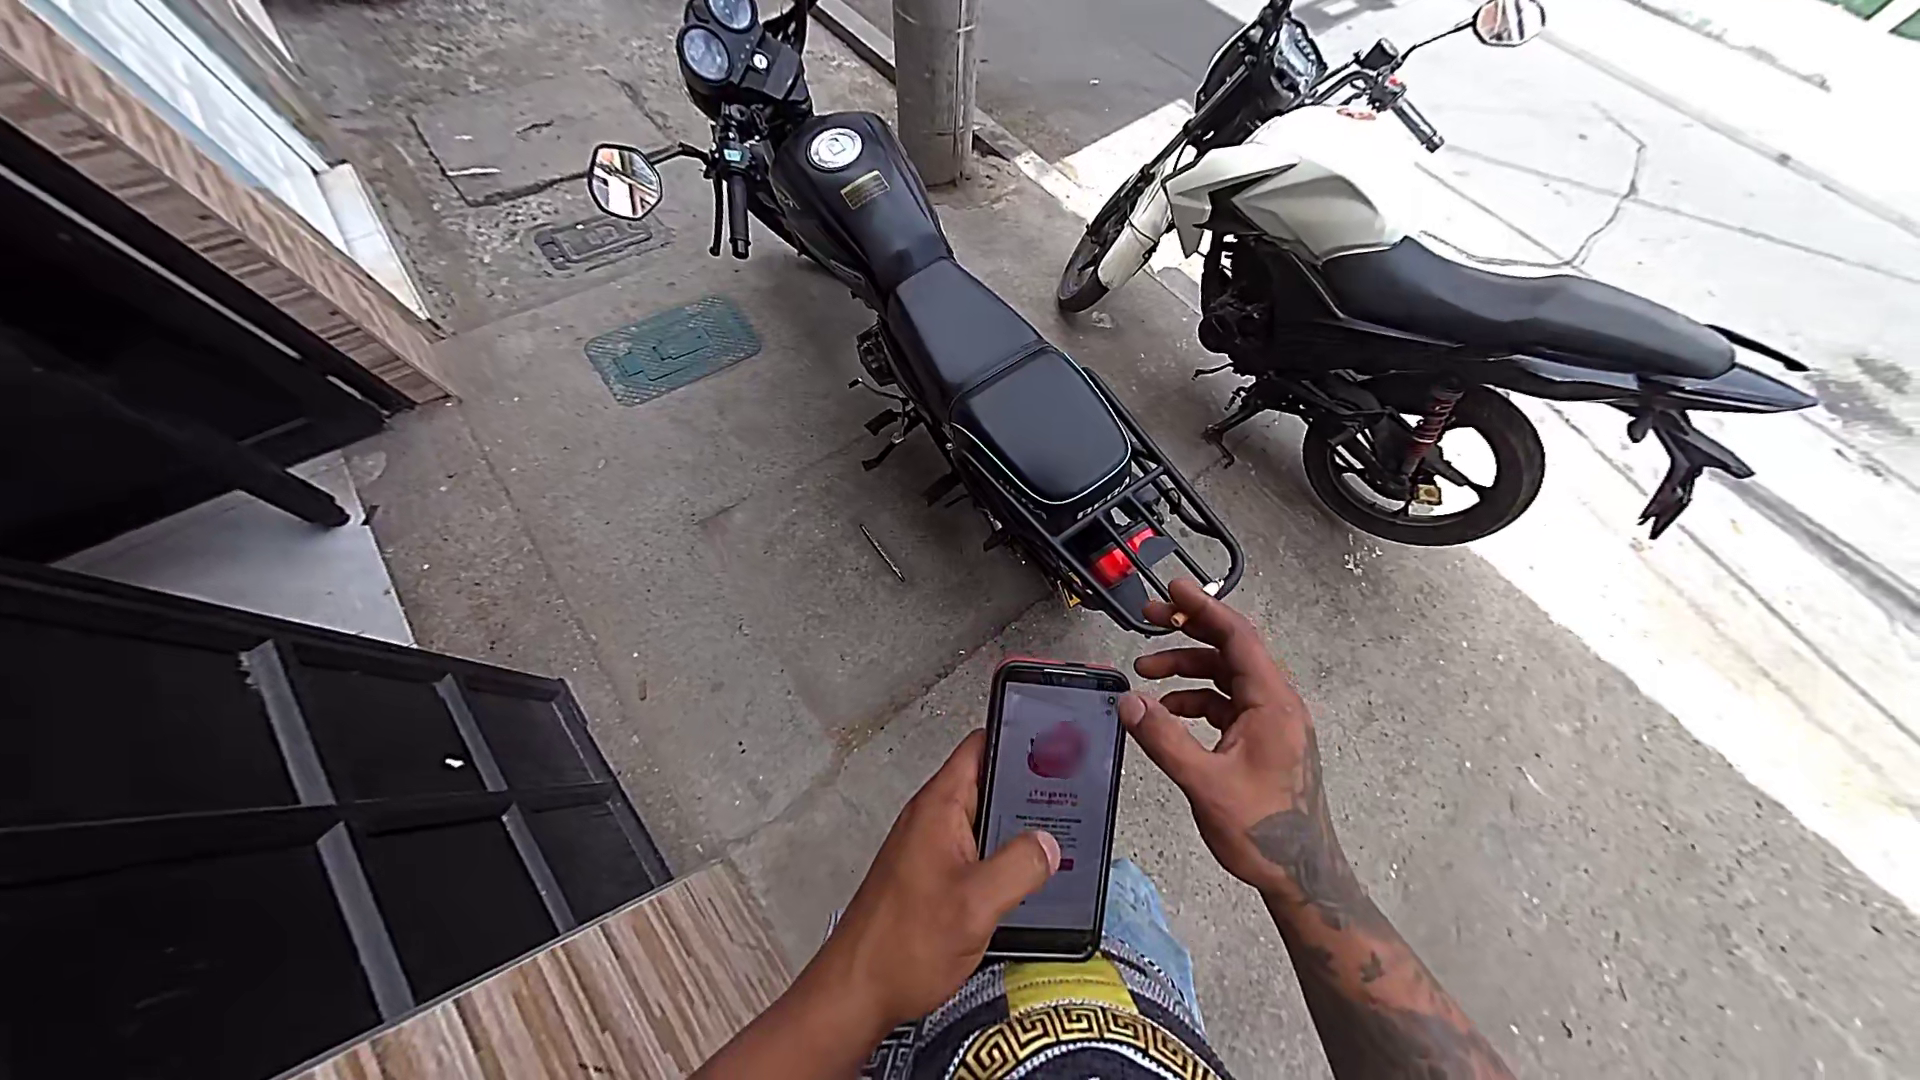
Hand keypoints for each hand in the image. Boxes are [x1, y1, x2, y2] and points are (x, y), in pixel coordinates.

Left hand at [806, 730, 1060, 1030]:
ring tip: (1052, 836)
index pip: (979, 747)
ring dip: (1012, 825)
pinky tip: (1021, 873)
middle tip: (1064, 796)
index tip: (1049, 744)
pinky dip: (997, 851)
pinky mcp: (931, 870)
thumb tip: (1048, 843)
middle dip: (1023, 787)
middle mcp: (932, 816)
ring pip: (981, 816)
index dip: (1014, 738)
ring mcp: (930, 842)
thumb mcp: (976, 904)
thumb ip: (1019, 866)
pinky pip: (972, 845)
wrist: (858, 991)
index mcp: (939, 806)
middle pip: (985, 780)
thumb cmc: (903, 945)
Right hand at [1120, 578, 1339, 901]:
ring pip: (1224, 673)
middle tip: (1149, 618)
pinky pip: (1223, 700)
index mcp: (1273, 703)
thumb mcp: (1205, 783)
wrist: (1302, 875)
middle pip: (1230, 647)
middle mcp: (1275, 702)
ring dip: (1185, 665)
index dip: (1204, 607)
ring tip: (1146, 670)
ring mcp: (1269, 719)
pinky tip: (1167, 710)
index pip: (1238, 637)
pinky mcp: (1259, 736)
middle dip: (1188, 629)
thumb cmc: (1264, 830)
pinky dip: (1193, 697)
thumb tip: (1127, 701)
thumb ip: (1163, 738)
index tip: (1172, 588)